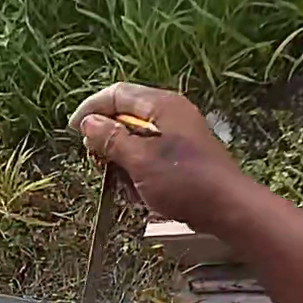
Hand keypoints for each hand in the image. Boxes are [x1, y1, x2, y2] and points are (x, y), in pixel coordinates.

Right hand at [69, 82, 261, 228]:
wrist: (228, 208)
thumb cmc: (184, 182)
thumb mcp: (140, 160)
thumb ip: (112, 139)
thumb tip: (88, 123)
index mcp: (161, 105)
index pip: (116, 94)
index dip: (91, 110)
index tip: (74, 132)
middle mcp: (171, 115)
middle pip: (126, 118)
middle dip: (108, 143)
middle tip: (98, 165)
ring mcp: (179, 137)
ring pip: (136, 143)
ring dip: (124, 165)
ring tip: (126, 187)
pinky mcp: (183, 159)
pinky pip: (151, 160)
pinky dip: (140, 176)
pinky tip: (143, 196)